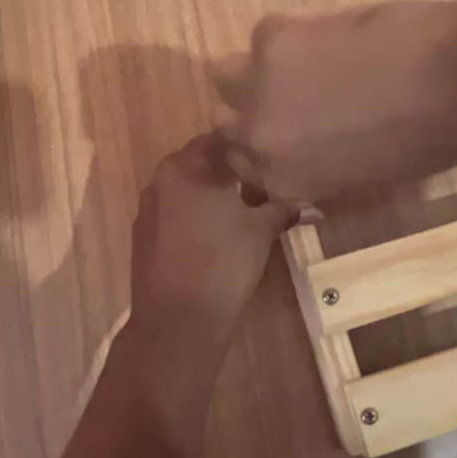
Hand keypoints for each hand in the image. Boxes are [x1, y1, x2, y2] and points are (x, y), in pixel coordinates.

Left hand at [128, 132, 296, 347]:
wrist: (177, 319)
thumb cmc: (223, 263)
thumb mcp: (260, 232)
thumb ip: (282, 211)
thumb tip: (313, 207)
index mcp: (189, 166)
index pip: (219, 139)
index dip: (245, 145)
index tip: (268, 156)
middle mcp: (162, 178)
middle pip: (199, 161)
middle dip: (228, 169)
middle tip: (260, 180)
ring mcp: (148, 207)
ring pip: (184, 187)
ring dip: (209, 192)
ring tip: (241, 206)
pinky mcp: (142, 234)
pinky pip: (172, 211)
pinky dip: (193, 214)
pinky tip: (215, 232)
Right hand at [212, 2, 456, 200]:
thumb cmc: (428, 140)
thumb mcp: (364, 175)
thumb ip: (319, 167)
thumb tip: (306, 151)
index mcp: (285, 182)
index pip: (240, 167)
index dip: (256, 147)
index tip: (274, 130)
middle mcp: (258, 141)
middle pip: (225, 122)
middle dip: (248, 111)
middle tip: (289, 95)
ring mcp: (259, 89)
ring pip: (227, 74)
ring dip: (258, 71)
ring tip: (307, 62)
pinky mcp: (272, 36)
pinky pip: (261, 36)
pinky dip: (289, 37)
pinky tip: (329, 36)